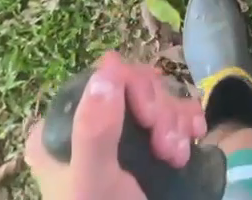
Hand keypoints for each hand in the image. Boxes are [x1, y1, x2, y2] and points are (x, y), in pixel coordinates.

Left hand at [25, 52, 208, 199]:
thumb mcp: (94, 185)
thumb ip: (95, 131)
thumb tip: (108, 67)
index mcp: (57, 133)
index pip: (99, 79)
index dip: (133, 88)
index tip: (151, 118)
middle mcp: (85, 129)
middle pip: (134, 87)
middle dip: (160, 112)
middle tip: (169, 147)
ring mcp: (118, 137)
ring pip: (157, 99)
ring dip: (176, 122)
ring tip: (181, 154)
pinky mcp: (144, 146)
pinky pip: (172, 111)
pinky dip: (187, 122)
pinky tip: (194, 139)